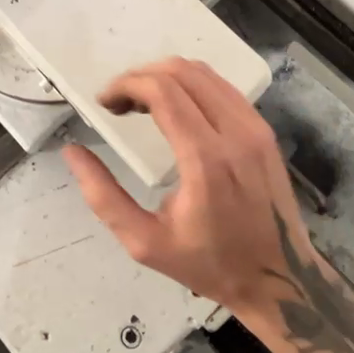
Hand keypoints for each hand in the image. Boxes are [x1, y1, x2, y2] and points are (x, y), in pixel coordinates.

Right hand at [61, 58, 295, 313]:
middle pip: (181, 72)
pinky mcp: (264, 130)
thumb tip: (72, 152)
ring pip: (203, 73)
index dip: (126, 85)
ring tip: (142, 104)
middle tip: (119, 104)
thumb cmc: (210, 264)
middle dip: (140, 77)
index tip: (105, 103)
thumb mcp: (145, 242)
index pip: (162, 91)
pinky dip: (190, 85)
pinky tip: (175, 109)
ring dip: (165, 77)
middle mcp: (235, 133)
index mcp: (205, 160)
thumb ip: (103, 197)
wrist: (281, 280)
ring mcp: (255, 128)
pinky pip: (222, 87)